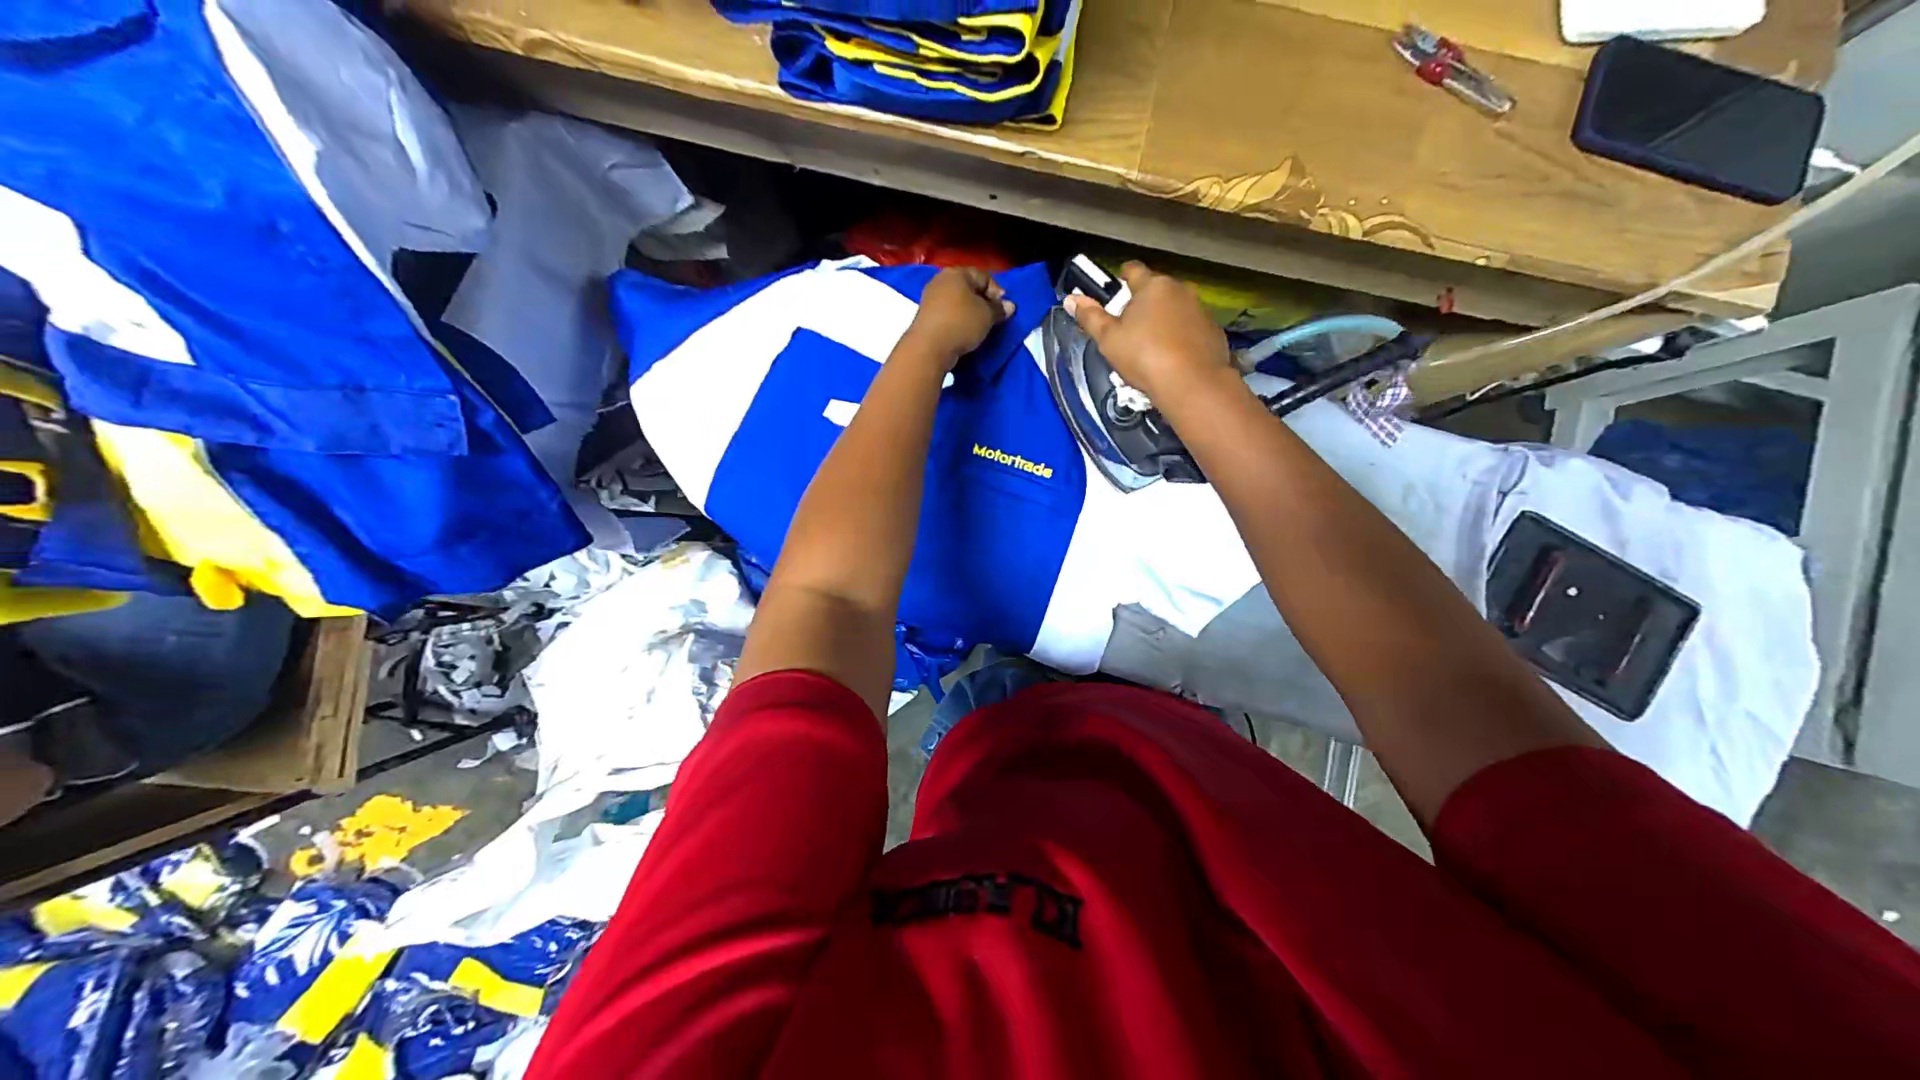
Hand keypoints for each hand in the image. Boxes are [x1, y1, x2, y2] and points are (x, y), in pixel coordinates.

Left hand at [900, 267, 1015, 369]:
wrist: (929, 347)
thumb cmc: (961, 323)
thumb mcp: (987, 315)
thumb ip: (999, 308)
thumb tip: (1009, 306)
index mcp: (957, 273)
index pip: (984, 276)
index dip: (997, 292)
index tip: (1003, 309)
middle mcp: (941, 280)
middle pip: (969, 288)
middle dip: (982, 301)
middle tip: (992, 317)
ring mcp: (931, 297)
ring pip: (957, 301)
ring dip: (970, 312)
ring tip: (979, 326)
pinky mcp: (925, 314)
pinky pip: (948, 313)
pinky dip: (957, 319)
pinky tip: (963, 331)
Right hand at [1063, 261, 1232, 404]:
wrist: (1192, 383)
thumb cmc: (1144, 356)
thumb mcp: (1109, 340)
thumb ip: (1090, 317)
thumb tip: (1071, 299)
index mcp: (1152, 286)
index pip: (1133, 270)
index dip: (1121, 278)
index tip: (1115, 292)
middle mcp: (1180, 289)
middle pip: (1156, 289)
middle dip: (1143, 303)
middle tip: (1129, 327)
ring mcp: (1200, 309)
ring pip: (1176, 307)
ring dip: (1164, 319)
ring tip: (1152, 346)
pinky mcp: (1213, 330)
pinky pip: (1191, 327)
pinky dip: (1181, 336)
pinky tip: (1173, 357)